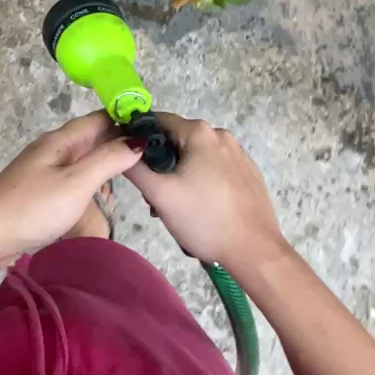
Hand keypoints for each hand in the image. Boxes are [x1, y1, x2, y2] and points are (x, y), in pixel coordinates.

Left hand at [0, 111, 141, 267]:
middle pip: (90, 138)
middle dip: (117, 146)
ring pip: (82, 159)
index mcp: (60, 140)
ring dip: (104, 167)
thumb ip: (107, 161)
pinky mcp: (39, 189)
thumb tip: (137, 139)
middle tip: (147, 163)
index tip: (153, 130)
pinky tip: (97, 200)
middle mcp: (51, 148)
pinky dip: (89, 184)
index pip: (98, 119)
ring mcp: (43, 168)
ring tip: (124, 186)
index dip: (124, 119)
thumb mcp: (76, 183)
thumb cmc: (34, 207)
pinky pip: (71, 177)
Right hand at [123, 112, 288, 267]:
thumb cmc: (205, 219)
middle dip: (161, 163)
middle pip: (176, 140)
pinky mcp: (250, 173)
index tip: (129, 162)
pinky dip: (203, 181)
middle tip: (154, 195)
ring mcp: (239, 154)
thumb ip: (133, 167)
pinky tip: (201, 207)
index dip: (138, 138)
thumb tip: (118, 146)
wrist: (257, 254)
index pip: (156, 121)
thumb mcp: (159, 194)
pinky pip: (215, 168)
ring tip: (176, 206)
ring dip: (181, 174)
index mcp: (199, 132)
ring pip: (196, 155)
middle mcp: (221, 135)